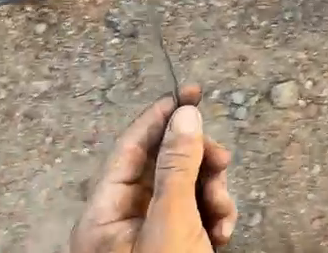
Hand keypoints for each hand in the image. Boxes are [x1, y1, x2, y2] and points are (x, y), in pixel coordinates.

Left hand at [70, 85, 238, 252]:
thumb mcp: (173, 223)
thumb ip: (177, 165)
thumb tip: (185, 112)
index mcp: (103, 215)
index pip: (130, 147)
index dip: (161, 115)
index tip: (193, 90)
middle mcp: (120, 223)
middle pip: (162, 166)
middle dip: (198, 162)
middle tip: (224, 162)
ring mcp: (145, 239)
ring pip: (182, 189)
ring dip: (211, 193)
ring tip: (224, 214)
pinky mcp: (168, 250)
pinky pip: (191, 215)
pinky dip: (211, 216)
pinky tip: (222, 233)